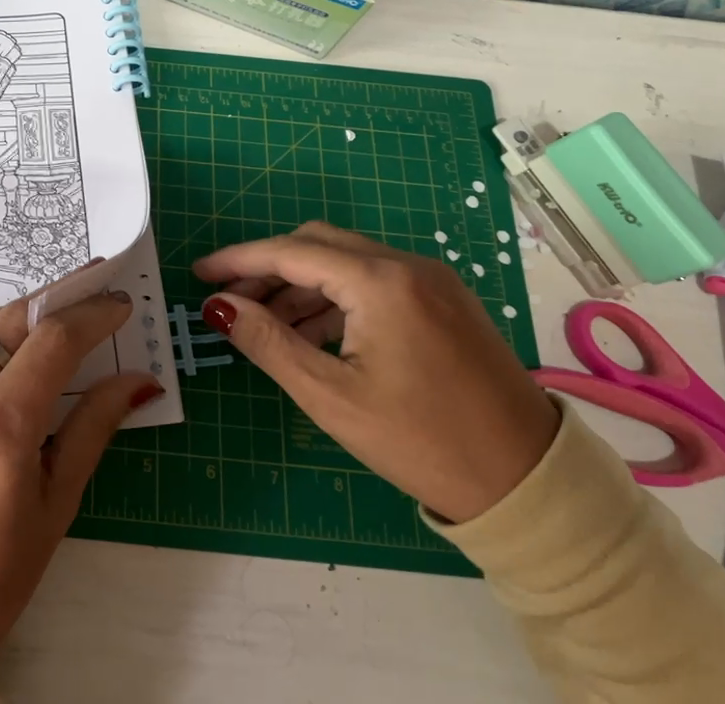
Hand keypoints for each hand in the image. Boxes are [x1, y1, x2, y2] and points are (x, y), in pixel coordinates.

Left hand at [0, 285, 161, 667]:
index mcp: (1, 429)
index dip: (91, 313)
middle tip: (91, 291)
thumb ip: (94, 428)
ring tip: (46, 324)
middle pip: (12, 319)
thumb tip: (138, 380)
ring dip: (14, 315)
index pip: (54, 341)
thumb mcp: (57, 504)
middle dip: (57, 299)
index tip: (118, 302)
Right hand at [194, 222, 558, 523]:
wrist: (525, 478)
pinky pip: (374, 281)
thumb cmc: (419, 440)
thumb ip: (267, 342)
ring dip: (300, 285)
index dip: (239, 260)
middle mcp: (408, 265)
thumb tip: (218, 306)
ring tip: (263, 324)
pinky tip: (312, 333)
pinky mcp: (445, 302)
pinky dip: (334, 297)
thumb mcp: (329, 394)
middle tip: (229, 302)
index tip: (199, 274)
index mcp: (381, 282)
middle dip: (268, 268)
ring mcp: (432, 281)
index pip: (291, 252)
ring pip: (347, 262)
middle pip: (319, 245)